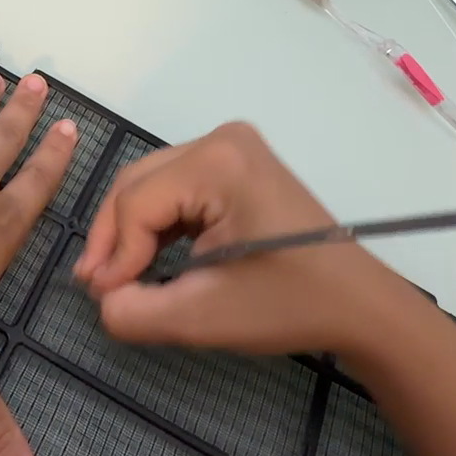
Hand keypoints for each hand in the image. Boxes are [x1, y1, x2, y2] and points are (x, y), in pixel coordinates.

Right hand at [72, 122, 399, 355]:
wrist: (359, 303)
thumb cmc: (288, 305)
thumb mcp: (202, 316)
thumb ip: (134, 311)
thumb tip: (101, 296)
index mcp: (218, 162)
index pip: (136, 202)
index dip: (112, 253)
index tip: (101, 297)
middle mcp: (221, 139)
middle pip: (137, 184)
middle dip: (113, 237)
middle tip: (95, 285)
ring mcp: (231, 147)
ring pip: (151, 184)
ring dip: (130, 230)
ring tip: (114, 275)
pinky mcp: (235, 164)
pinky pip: (175, 187)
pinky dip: (156, 222)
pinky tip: (146, 257)